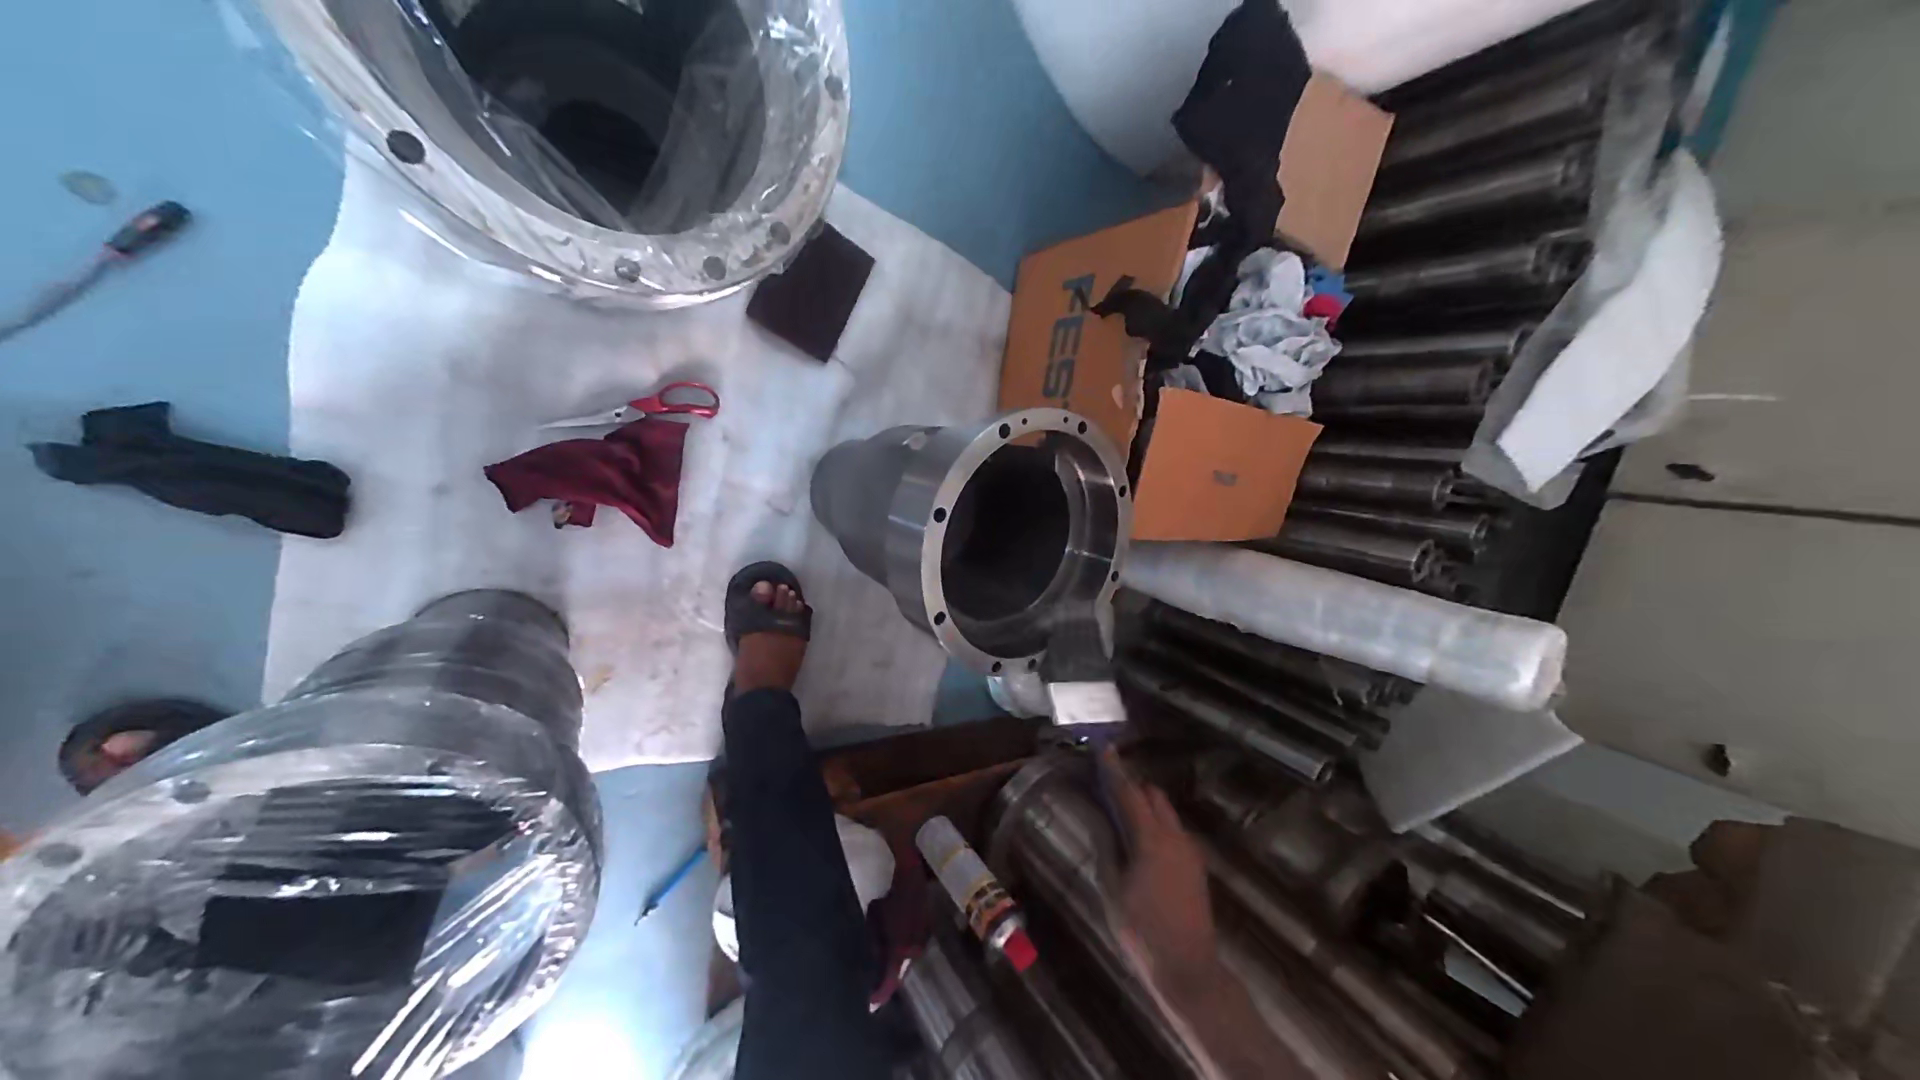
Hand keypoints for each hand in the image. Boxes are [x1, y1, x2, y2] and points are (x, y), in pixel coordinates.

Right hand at [1104, 749, 1219, 996]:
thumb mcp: (1113, 889)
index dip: (1114, 771)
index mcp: (1151, 839)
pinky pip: (1173, 831)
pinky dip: (1155, 823)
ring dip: (1144, 804)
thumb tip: (1098, 817)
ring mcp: (1189, 852)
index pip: (1129, 794)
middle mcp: (1175, 837)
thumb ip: (1106, 846)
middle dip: (1131, 785)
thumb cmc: (1142, 931)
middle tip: (1105, 784)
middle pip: (1153, 796)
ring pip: (1165, 813)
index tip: (1103, 748)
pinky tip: (1138, 838)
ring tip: (1118, 810)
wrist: (1189, 970)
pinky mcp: (1195, 867)